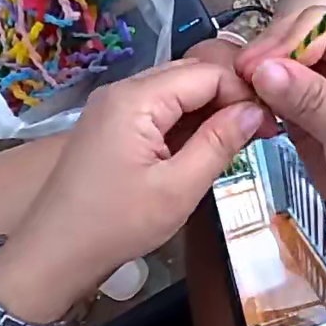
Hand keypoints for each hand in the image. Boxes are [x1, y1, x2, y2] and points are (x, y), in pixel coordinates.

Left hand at [0, 60, 265, 319]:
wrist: (54, 252)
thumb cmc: (116, 224)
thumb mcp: (177, 188)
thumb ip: (218, 143)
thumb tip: (255, 110)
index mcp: (136, 98)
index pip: (206, 73)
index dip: (243, 92)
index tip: (271, 123)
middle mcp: (122, 91)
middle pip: (189, 76)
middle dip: (228, 98)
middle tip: (260, 132)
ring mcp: (113, 107)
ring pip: (175, 92)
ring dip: (208, 111)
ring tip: (237, 140)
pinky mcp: (111, 125)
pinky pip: (157, 110)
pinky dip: (184, 123)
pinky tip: (204, 145)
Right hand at [232, 10, 325, 238]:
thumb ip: (312, 100)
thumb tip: (262, 69)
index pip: (325, 26)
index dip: (290, 40)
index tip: (255, 66)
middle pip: (300, 42)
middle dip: (270, 57)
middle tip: (238, 80)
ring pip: (284, 69)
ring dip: (260, 78)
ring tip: (237, 95)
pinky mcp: (307, 118)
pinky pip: (278, 98)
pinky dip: (260, 101)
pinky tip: (247, 110)